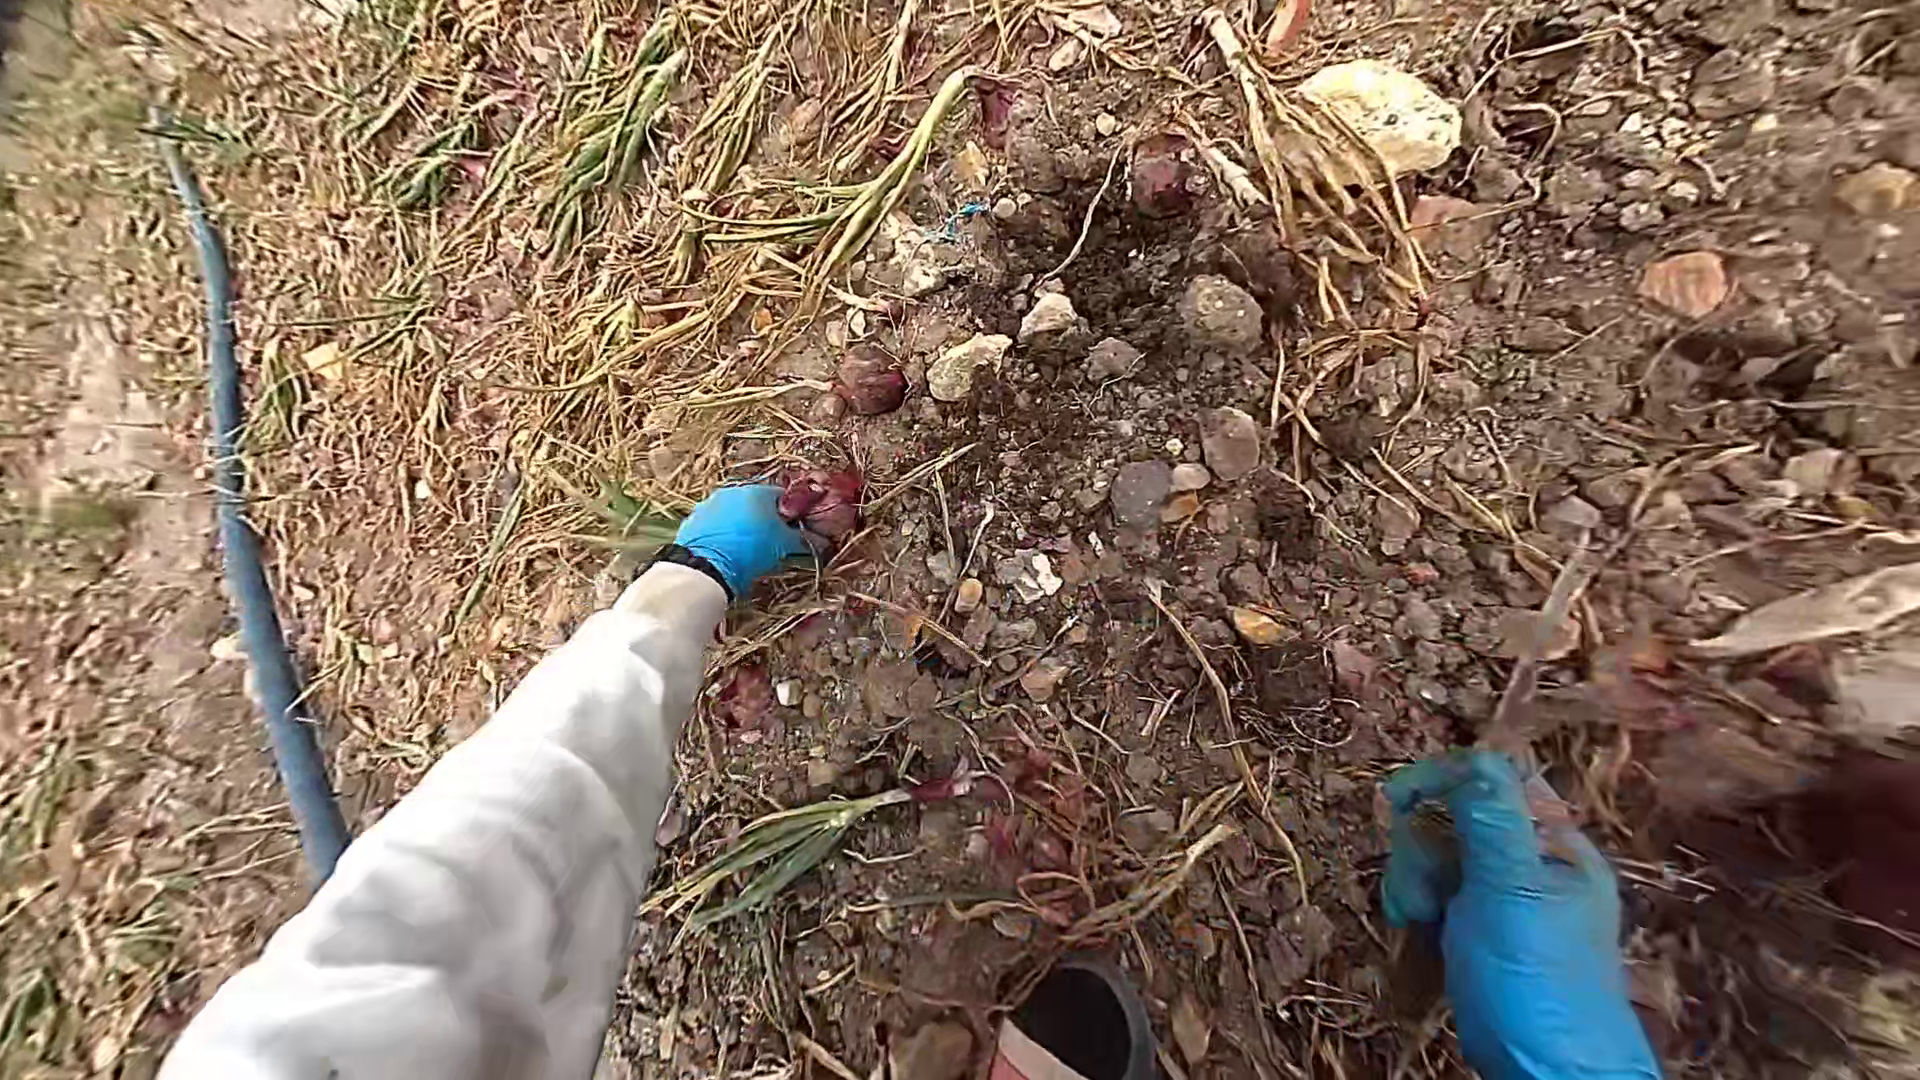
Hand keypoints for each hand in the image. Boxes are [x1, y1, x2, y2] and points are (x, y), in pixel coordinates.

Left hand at [674, 485, 811, 597]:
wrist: (706, 566)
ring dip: (746, 527)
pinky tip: (730, 552)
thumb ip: (802, 540)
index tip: (794, 530)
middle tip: (774, 542)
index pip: (783, 496)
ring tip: (751, 550)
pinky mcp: (694, 520)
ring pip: (736, 514)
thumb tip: (823, 543)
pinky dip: (726, 534)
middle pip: (758, 504)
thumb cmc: (752, 549)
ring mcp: (710, 504)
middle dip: (767, 520)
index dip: (792, 514)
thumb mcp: (784, 545)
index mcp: (758, 492)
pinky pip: (717, 525)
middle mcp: (733, 491)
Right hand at [1383, 751, 1658, 1079]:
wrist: (1541, 1072)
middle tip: (1423, 881)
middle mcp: (1522, 855)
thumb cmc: (1537, 982)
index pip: (1493, 773)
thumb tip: (1477, 756)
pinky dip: (1409, 892)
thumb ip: (1492, 825)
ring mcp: (1492, 882)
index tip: (1400, 796)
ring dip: (1410, 872)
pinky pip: (1422, 873)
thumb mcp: (1512, 898)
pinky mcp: (1467, 907)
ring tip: (1418, 914)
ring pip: (1427, 840)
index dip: (1444, 775)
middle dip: (1420, 841)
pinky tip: (1415, 921)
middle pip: (1447, 808)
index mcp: (1551, 844)